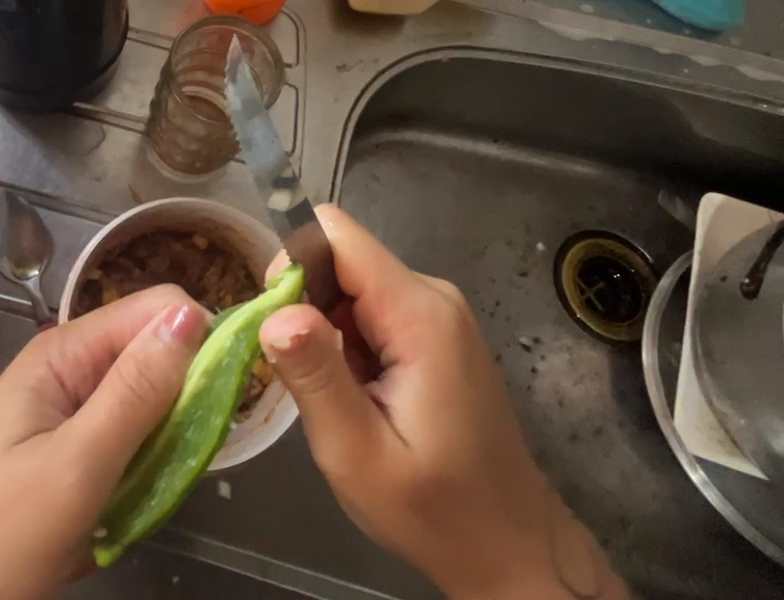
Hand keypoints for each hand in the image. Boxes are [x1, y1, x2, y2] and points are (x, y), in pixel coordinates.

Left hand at [0, 285, 207, 599]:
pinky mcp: (64, 454)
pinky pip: (124, 443)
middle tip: (179, 461)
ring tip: (147, 493)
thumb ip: (136, 391)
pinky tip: (126, 508)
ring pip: (145, 404)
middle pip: (154, 355)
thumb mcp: (74, 466)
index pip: (157, 307)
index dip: (200, 339)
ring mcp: (65, 413)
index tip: (228, 397)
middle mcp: (67, 369)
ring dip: (162, 443)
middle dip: (183, 399)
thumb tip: (194, 313)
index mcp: (65, 352)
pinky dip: (138, 471)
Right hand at [259, 206, 628, 599]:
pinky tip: (357, 396)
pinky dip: (346, 343)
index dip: (292, 263)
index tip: (273, 322)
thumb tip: (273, 312)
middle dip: (304, 306)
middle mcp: (431, 296)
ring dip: (324, 330)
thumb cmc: (435, 510)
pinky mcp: (433, 331)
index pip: (335, 236)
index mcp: (418, 313)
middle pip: (339, 260)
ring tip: (334, 396)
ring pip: (348, 286)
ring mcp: (436, 312)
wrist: (511, 547)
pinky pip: (369, 310)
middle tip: (301, 378)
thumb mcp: (358, 453)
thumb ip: (316, 376)